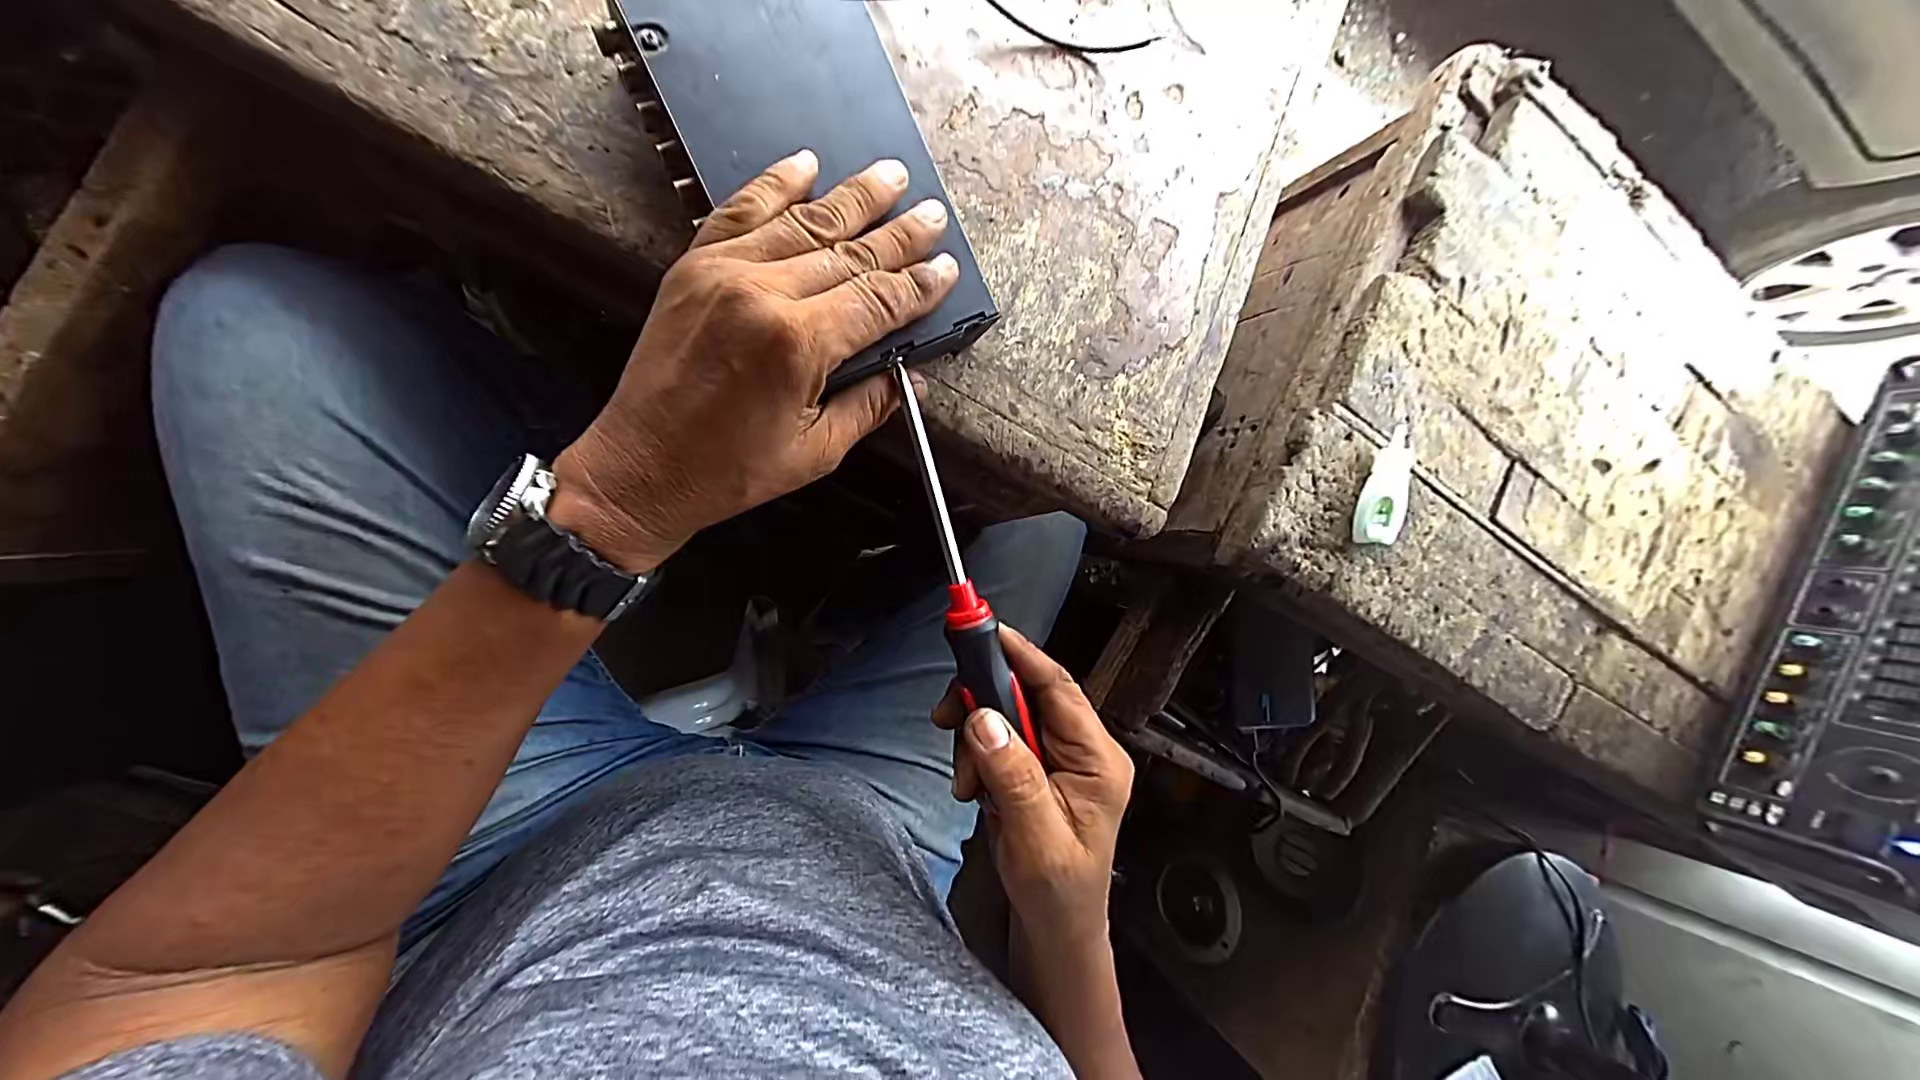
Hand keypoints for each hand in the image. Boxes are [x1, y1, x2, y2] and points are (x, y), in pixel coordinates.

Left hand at [549, 149, 958, 571]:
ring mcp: (723, 274)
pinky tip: (804, 165)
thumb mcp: (817, 452)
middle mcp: (762, 295)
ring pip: (803, 222)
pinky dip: (775, 185)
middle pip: (849, 254)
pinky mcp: (693, 269)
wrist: (644, 466)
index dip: (917, 285)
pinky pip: (740, 212)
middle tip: (932, 214)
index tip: (944, 269)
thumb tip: (907, 378)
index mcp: (798, 345)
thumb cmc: (729, 470)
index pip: (877, 301)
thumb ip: (868, 406)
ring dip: (852, 197)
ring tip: (889, 175)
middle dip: (899, 234)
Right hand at [933, 627, 1134, 948]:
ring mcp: (1056, 756)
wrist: (1055, 930)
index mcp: (1098, 760)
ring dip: (974, 737)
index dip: (1021, 654)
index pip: (1059, 688)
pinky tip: (974, 787)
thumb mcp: (1036, 838)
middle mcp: (1080, 749)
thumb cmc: (1059, 894)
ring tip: (968, 782)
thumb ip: (1011, 775)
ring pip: (1004, 713)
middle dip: (983, 701)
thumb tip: (983, 717)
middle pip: (1026, 693)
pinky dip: (974, 754)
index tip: (985, 631)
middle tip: (949, 716)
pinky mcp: (1033, 766)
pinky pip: (996, 737)